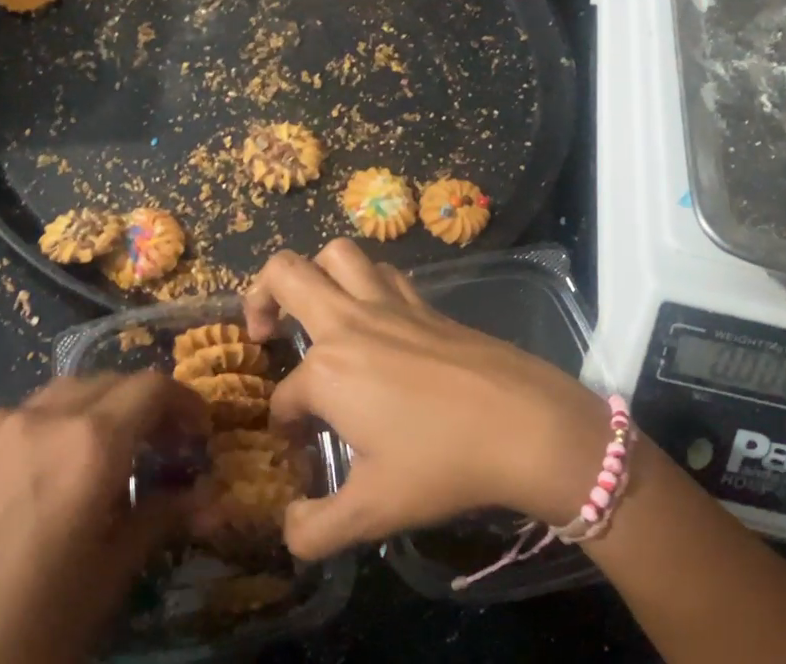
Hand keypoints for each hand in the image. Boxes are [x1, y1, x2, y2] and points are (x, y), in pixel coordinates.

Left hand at [0, 373, 206, 663]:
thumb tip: (205, 495)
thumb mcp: (108, 577)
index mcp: (90, 442)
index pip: (154, 389)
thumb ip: (159, 519)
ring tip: (122, 458)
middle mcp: (46, 416)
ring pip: (72, 391)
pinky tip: (67, 472)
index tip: (202, 438)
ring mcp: (0, 427)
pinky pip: (34, 413)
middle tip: (170, 451)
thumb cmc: (31, 626)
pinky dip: (67, 422)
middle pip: (114, 382)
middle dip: (150, 406)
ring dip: (108, 409)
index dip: (187, 405)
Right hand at [244, 239, 615, 560]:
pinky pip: (382, 272)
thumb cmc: (443, 464)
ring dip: (314, 272)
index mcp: (328, 371)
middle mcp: (349, 324)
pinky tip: (373, 318)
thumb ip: (318, 529)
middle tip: (264, 332)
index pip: (284, 398)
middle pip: (285, 274)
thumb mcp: (373, 511)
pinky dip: (364, 281)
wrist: (527, 425)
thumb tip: (290, 532)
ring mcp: (390, 306)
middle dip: (258, 296)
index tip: (306, 455)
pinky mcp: (426, 303)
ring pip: (337, 254)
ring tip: (315, 312)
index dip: (286, 428)